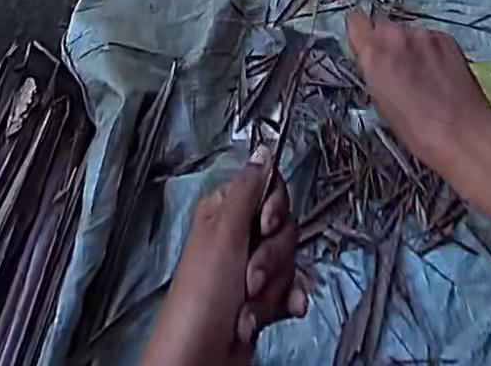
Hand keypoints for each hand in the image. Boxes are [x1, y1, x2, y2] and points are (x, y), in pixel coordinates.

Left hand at [139, 145, 307, 365]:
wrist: (199, 358)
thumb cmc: (206, 289)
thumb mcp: (225, 231)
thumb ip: (249, 187)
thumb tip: (264, 147)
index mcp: (226, 208)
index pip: (268, 186)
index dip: (274, 206)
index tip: (265, 225)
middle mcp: (239, 232)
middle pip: (282, 226)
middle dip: (271, 256)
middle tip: (248, 276)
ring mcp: (251, 266)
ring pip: (287, 259)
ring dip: (272, 285)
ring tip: (248, 305)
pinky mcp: (261, 298)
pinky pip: (290, 288)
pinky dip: (288, 300)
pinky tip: (286, 310)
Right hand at [345, 9, 490, 176]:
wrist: (464, 134)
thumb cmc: (417, 129)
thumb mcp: (379, 101)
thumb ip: (372, 70)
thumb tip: (374, 60)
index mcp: (373, 53)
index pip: (355, 20)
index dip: (361, 32)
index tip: (365, 42)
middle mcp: (395, 36)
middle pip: (382, 24)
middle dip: (386, 40)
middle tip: (396, 64)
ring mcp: (422, 34)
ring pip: (408, 32)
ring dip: (411, 47)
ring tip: (424, 74)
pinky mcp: (445, 37)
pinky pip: (430, 38)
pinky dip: (432, 51)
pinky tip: (440, 73)